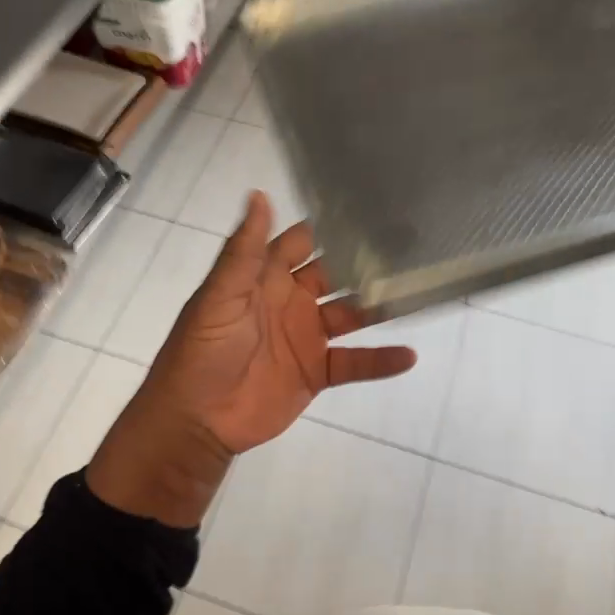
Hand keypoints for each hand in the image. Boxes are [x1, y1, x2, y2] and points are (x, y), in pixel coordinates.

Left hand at [86, 191, 416, 525]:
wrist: (196, 420)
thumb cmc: (202, 350)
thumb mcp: (220, 295)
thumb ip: (244, 249)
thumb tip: (259, 194)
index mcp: (264, 277)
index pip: (300, 242)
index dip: (327, 226)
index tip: (367, 206)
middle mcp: (289, 301)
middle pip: (334, 275)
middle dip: (365, 262)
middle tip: (409, 245)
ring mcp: (305, 337)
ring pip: (350, 316)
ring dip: (379, 307)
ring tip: (418, 292)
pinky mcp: (315, 373)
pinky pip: (354, 362)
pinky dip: (380, 360)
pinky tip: (409, 355)